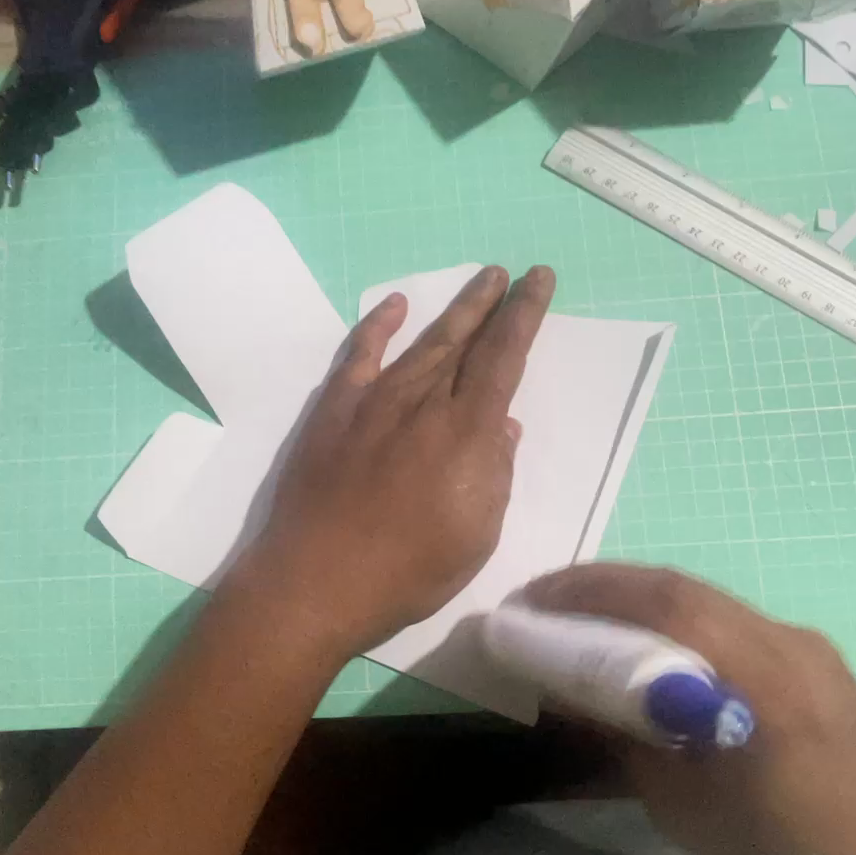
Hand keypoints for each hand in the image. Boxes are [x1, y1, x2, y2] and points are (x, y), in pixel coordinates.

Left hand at [226, 265, 552, 656]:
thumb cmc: (407, 572)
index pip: (505, 357)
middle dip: (492, 304)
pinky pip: (357, 355)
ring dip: (452, 311)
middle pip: (464, 340)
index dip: (525, 315)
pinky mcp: (332, 411)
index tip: (539, 280)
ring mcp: (373, 402)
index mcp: (468, 432)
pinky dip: (376, 326)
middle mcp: (423, 402)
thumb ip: (496, 473)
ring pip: (421, 342)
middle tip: (510, 274)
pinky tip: (393, 306)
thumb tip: (504, 427)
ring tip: (476, 283)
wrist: (316, 580)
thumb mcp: (477, 535)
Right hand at [523, 563, 855, 854]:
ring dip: (629, 591)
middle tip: (538, 598)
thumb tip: (569, 691)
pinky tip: (645, 637)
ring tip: (579, 610)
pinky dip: (668, 612)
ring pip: (697, 593)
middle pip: (673, 585)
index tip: (527, 604)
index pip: (660, 609)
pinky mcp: (805, 647)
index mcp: (755, 682)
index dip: (586, 596)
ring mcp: (797, 638)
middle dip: (595, 583)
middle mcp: (779, 641)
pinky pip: (720, 614)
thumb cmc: (784, 847)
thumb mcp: (681, 804)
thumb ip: (625, 737)